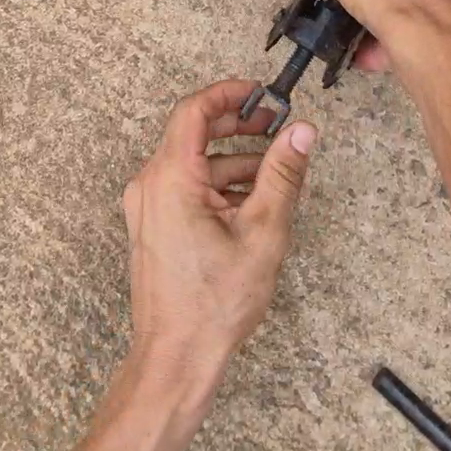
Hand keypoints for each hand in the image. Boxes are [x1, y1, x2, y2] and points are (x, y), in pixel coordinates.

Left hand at [121, 79, 316, 395]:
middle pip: (193, 133)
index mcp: (171, 178)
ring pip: (194, 163)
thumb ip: (283, 173)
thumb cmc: (214, 301)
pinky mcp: (154, 225)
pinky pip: (187, 187)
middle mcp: (150, 185)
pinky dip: (220, 185)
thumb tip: (301, 130)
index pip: (194, 110)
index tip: (261, 93)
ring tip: (274, 171)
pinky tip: (252, 202)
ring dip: (234, 159)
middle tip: (275, 125)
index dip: (229, 93)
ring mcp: (148, 207)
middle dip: (238, 125)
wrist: (176, 357)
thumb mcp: (263, 229)